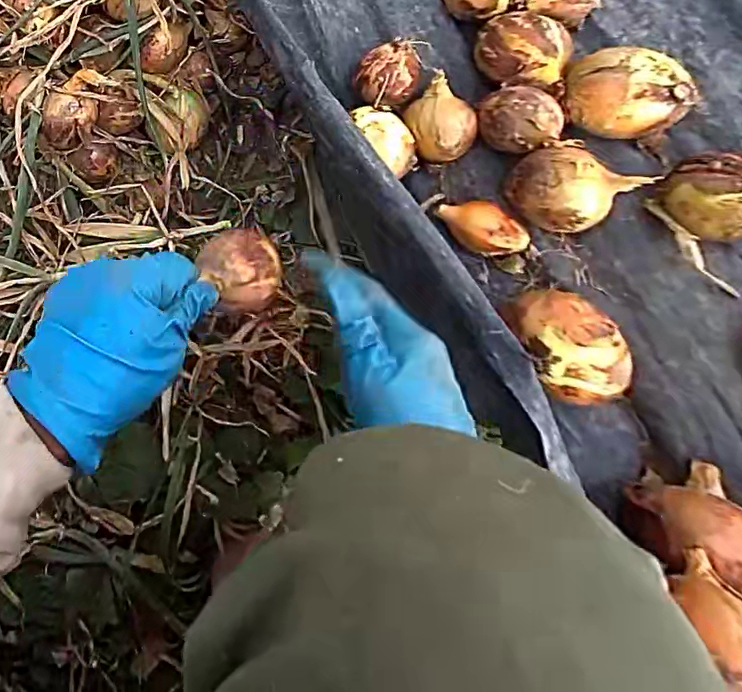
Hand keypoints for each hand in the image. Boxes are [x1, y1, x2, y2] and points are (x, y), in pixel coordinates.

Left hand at [8, 254, 219, 471]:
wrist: (62, 404)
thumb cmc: (124, 377)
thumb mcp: (168, 347)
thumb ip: (188, 310)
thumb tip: (204, 289)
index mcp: (137, 276)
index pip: (178, 266)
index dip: (188, 291)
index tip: (186, 317)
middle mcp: (107, 268)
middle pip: (149, 271)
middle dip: (158, 295)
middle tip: (157, 332)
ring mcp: (81, 279)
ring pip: (123, 281)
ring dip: (131, 300)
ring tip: (125, 336)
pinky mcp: (62, 295)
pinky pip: (97, 291)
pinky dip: (106, 305)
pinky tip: (103, 334)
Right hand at [304, 252, 476, 435]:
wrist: (433, 481)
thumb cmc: (397, 416)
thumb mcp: (368, 365)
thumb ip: (353, 323)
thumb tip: (336, 280)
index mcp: (412, 334)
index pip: (370, 291)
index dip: (338, 274)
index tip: (308, 261)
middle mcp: (424, 347)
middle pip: (379, 310)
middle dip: (347, 294)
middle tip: (314, 283)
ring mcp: (427, 372)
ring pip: (384, 332)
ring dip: (355, 317)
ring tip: (327, 309)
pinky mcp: (423, 397)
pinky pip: (388, 354)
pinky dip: (365, 342)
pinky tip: (353, 353)